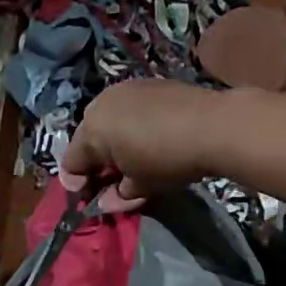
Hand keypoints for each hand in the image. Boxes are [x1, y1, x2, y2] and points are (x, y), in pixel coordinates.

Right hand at [59, 79, 223, 207]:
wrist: (213, 126)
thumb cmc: (169, 161)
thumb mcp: (142, 186)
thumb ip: (119, 194)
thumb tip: (106, 203)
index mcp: (92, 131)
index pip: (72, 162)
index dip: (77, 183)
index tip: (87, 198)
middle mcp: (101, 104)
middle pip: (88, 137)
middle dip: (95, 160)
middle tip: (110, 180)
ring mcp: (125, 88)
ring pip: (109, 119)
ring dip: (114, 140)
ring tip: (131, 159)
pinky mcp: (150, 83)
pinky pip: (131, 108)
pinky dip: (132, 125)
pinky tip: (150, 137)